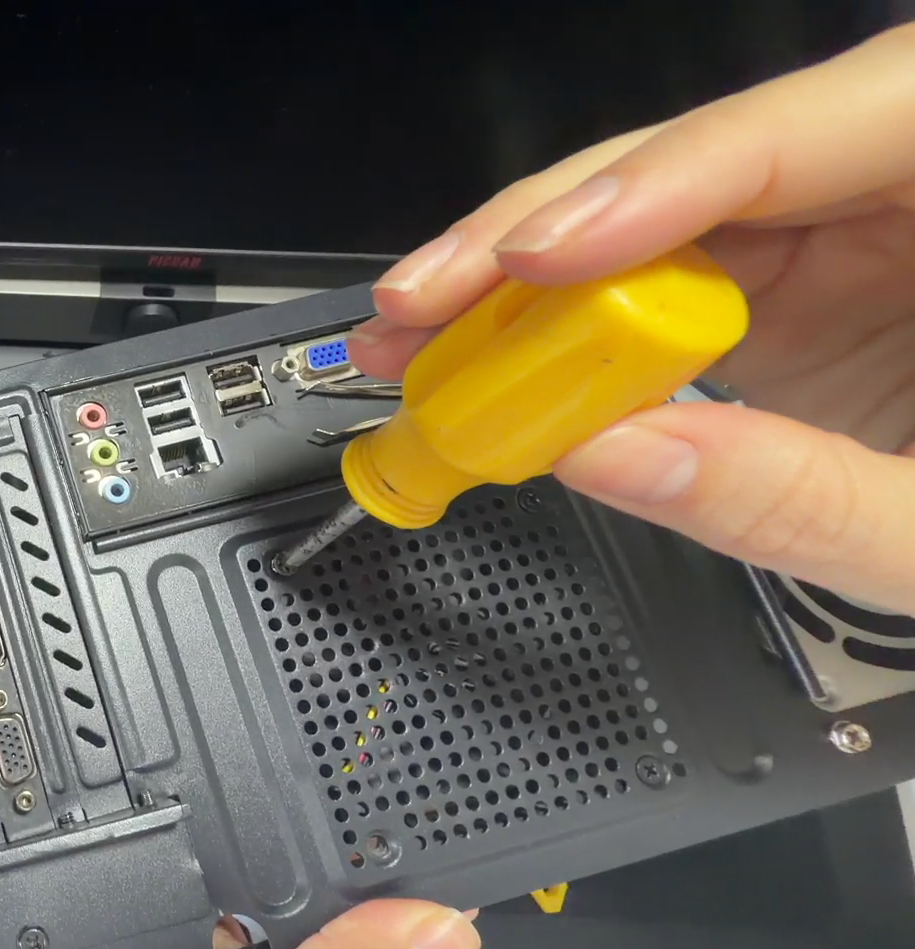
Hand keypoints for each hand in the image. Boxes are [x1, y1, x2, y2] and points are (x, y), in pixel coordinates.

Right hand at [348, 23, 914, 615]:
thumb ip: (789, 496)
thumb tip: (598, 456)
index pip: (819, 134)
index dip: (663, 179)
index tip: (533, 258)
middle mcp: (904, 195)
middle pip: (692, 164)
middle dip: (531, 232)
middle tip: (416, 303)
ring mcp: (833, 240)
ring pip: (634, 221)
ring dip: (499, 283)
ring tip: (403, 337)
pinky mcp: (769, 290)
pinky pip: (628, 287)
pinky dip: (534, 327)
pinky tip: (460, 354)